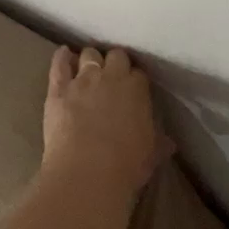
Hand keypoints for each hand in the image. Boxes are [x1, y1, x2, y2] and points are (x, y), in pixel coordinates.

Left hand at [41, 46, 168, 194]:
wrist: (86, 174)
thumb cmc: (125, 166)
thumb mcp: (150, 156)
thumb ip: (158, 143)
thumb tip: (169, 143)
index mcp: (137, 89)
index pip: (139, 74)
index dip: (135, 81)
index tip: (133, 91)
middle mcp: (111, 76)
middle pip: (116, 56)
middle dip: (115, 64)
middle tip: (112, 78)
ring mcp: (83, 80)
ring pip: (89, 55)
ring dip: (90, 60)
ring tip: (89, 68)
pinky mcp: (59, 89)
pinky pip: (59, 65)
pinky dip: (62, 57)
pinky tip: (64, 53)